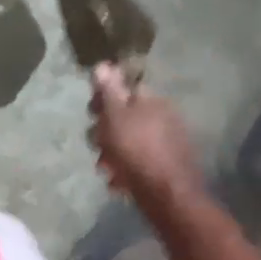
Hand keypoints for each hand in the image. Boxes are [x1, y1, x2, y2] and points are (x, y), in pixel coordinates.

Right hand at [90, 63, 202, 208]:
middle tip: (97, 142)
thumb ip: (108, 91)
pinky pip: (139, 158)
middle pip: (124, 114)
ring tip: (105, 166)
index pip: (124, 88)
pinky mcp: (167, 165)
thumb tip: (104, 64)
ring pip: (129, 138)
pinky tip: (118, 179)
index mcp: (153, 102)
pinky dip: (126, 166)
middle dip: (105, 129)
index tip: (92, 112)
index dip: (104, 98)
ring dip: (112, 151)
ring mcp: (167, 142)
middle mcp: (164, 117)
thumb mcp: (114, 116)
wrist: (167, 195)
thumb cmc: (136, 149)